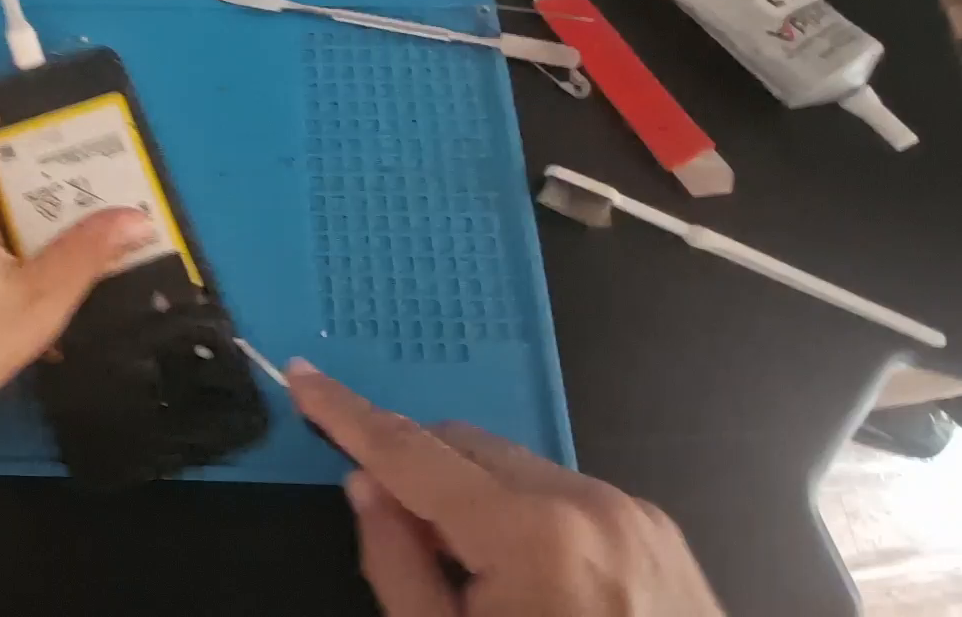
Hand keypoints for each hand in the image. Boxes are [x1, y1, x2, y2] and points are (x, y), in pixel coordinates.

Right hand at [290, 363, 723, 616]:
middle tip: (410, 541)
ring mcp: (631, 511)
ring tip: (486, 579)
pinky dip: (523, 513)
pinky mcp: (660, 530)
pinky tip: (539, 586)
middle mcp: (584, 501)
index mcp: (529, 536)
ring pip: (510, 464)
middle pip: (461, 446)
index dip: (345, 412)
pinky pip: (560, 491)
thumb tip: (366, 485)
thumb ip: (396, 563)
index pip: (408, 451)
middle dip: (419, 472)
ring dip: (473, 495)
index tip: (301, 374)